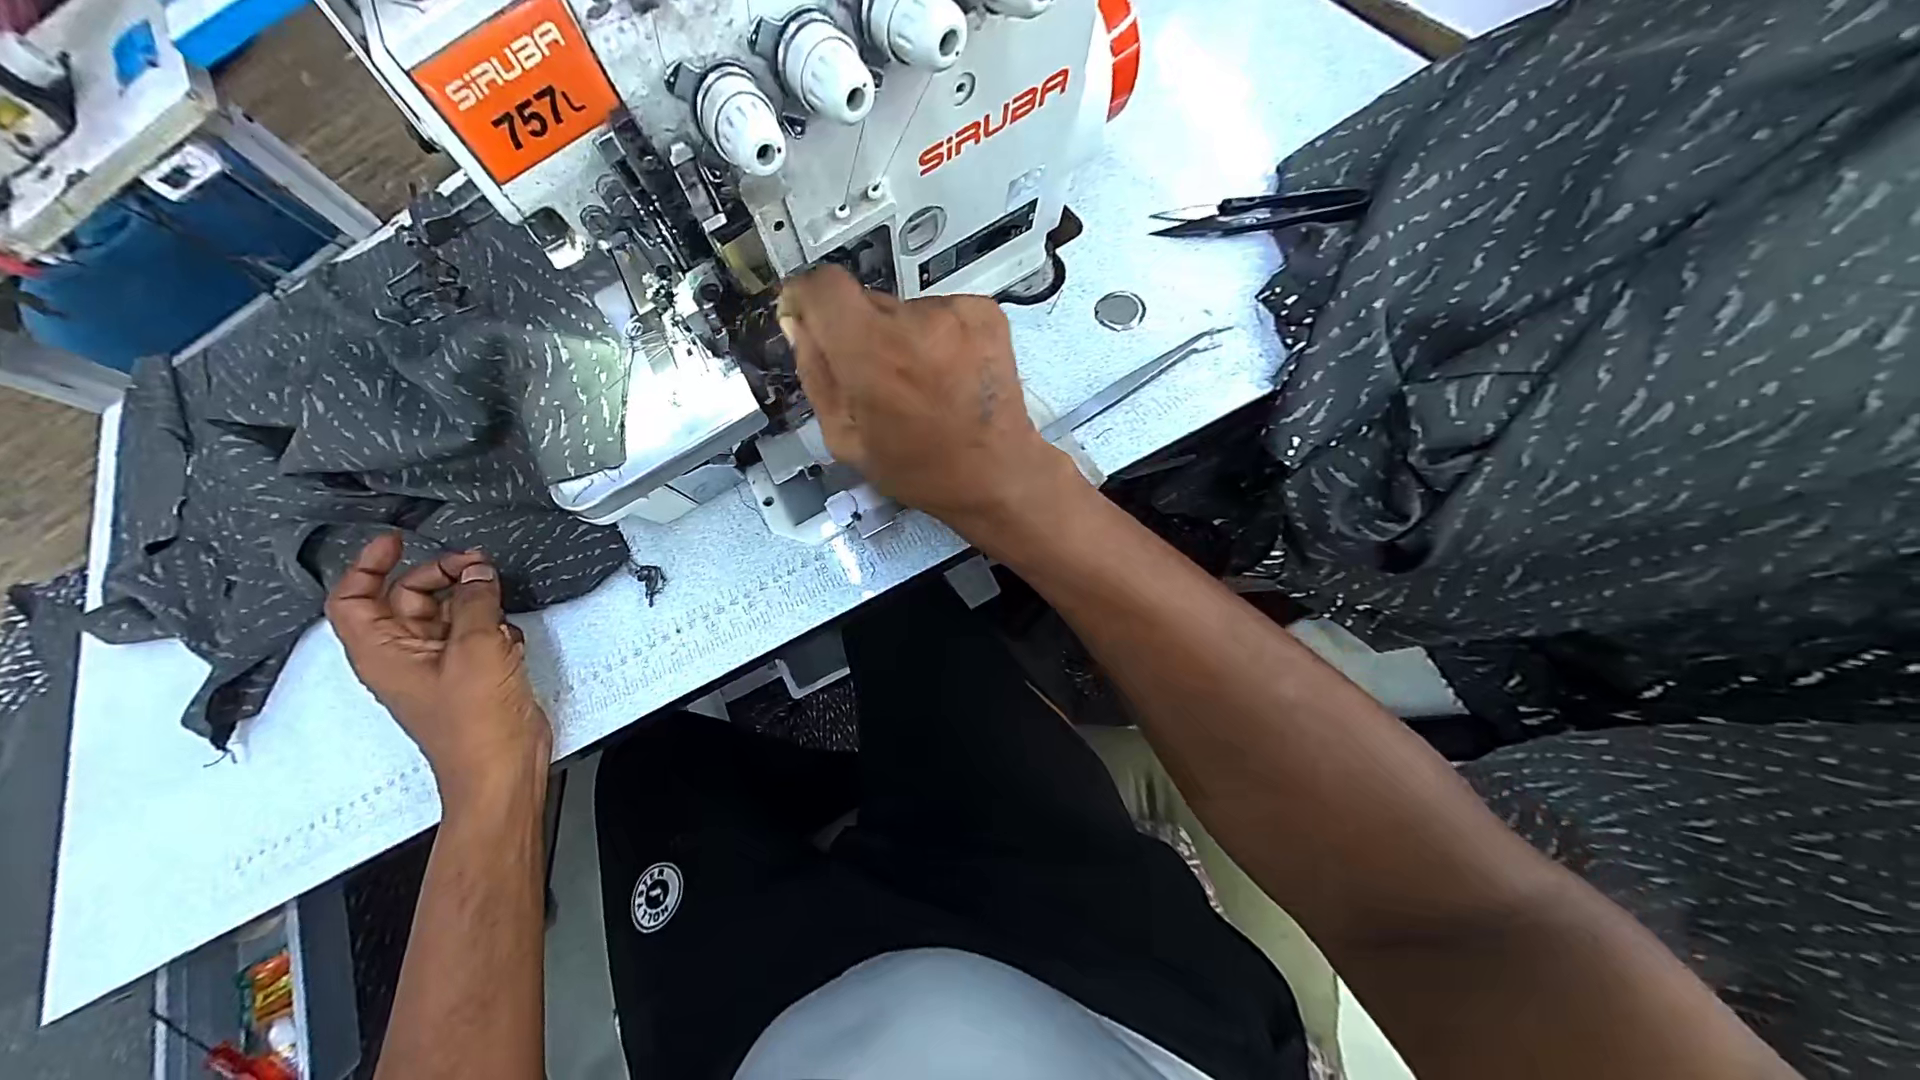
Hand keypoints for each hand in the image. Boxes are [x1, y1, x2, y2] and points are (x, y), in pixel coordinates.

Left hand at [325, 533, 551, 812]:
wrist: (501, 764)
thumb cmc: (475, 718)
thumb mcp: (476, 647)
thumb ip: (476, 601)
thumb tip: (478, 572)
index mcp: (383, 652)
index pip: (355, 598)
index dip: (369, 565)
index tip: (396, 540)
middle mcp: (404, 656)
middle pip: (409, 599)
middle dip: (441, 575)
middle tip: (477, 563)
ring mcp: (439, 665)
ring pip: (447, 614)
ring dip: (474, 600)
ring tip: (499, 597)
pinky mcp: (471, 673)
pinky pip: (474, 634)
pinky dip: (493, 625)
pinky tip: (511, 636)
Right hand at [777, 265, 1085, 536]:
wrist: (997, 473)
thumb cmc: (921, 468)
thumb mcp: (846, 439)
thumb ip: (815, 374)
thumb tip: (799, 326)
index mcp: (872, 353)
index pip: (823, 286)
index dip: (808, 298)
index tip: (808, 315)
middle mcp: (914, 321)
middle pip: (863, 299)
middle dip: (860, 332)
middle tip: (880, 378)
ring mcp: (955, 313)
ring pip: (903, 309)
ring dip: (902, 337)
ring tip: (922, 384)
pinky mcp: (985, 312)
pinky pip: (940, 311)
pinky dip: (937, 336)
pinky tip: (947, 374)